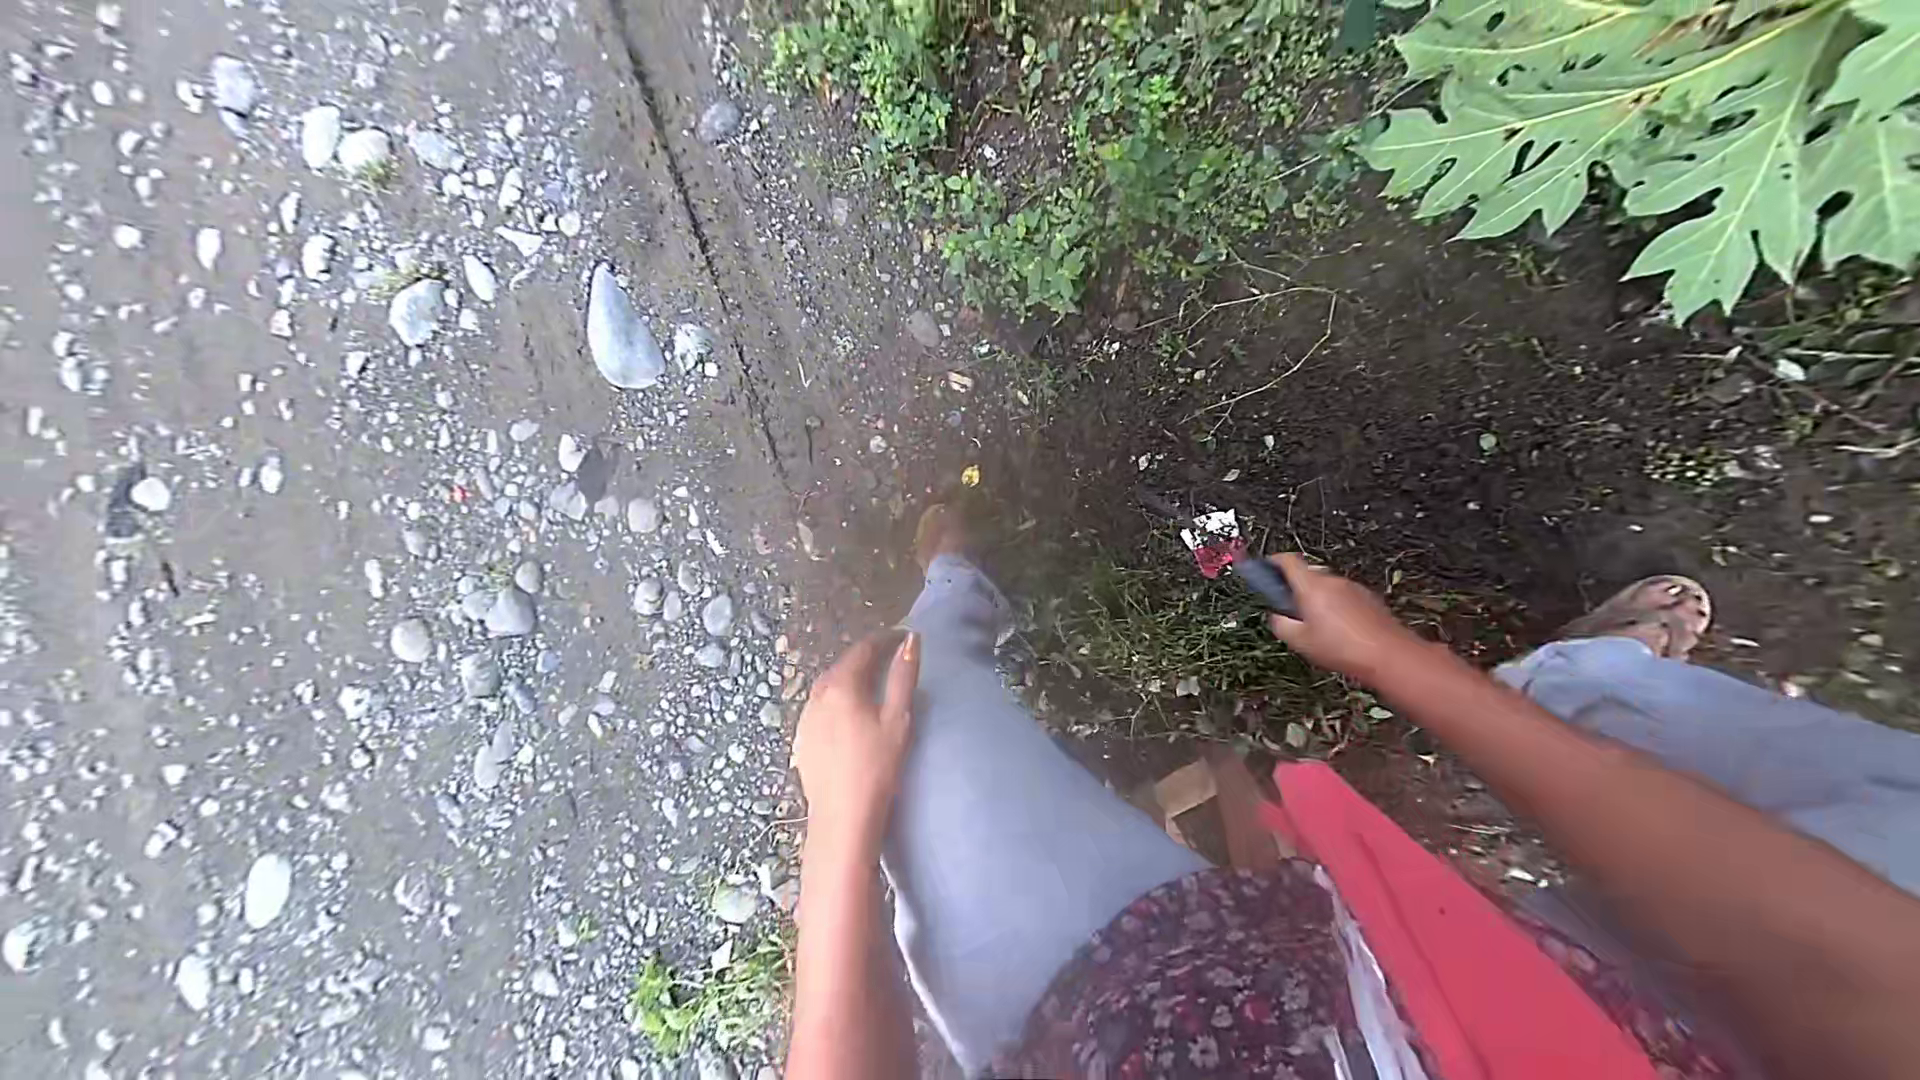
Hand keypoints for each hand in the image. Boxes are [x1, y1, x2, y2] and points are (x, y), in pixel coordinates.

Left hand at [792, 631, 921, 854]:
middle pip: (844, 665)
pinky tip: (851, 711)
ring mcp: (806, 719)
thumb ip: (903, 675)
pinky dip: (839, 698)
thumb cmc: (876, 766)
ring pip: (830, 685)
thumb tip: (910, 640)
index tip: (902, 636)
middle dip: (868, 656)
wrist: (842, 818)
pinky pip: (822, 706)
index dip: (884, 640)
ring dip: (852, 676)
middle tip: (892, 656)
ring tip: (874, 680)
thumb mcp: (898, 718)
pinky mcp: (803, 740)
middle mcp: (817, 695)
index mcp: (840, 685)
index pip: (863, 649)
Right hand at [1264, 554, 1422, 683]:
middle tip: (1289, 607)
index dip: (1273, 562)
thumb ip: (1280, 624)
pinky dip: (1336, 604)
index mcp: (1311, 586)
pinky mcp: (1369, 598)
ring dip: (1316, 597)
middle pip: (1308, 573)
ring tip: (1316, 624)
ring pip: (1326, 585)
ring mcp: (1353, 588)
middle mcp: (1332, 581)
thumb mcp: (1298, 641)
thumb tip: (1277, 616)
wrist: (1389, 656)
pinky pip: (1344, 595)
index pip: (1287, 561)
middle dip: (1295, 586)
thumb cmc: (1341, 648)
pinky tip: (1338, 629)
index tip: (1265, 569)